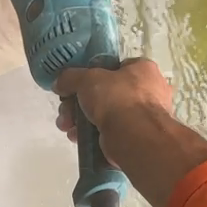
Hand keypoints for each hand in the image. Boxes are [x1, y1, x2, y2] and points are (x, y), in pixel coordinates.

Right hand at [52, 58, 206, 206]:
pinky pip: (107, 132)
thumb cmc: (117, 99)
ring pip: (103, 115)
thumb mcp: (87, 79)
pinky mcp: (134, 138)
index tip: (74, 87)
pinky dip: (90, 135)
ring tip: (67, 127)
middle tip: (65, 112)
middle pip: (103, 94)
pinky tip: (77, 138)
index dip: (91, 76)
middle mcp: (147, 92)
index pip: (113, 68)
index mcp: (143, 70)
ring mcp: (142, 117)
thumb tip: (59, 83)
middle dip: (78, 104)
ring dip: (80, 121)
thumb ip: (70, 78)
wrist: (134, 138)